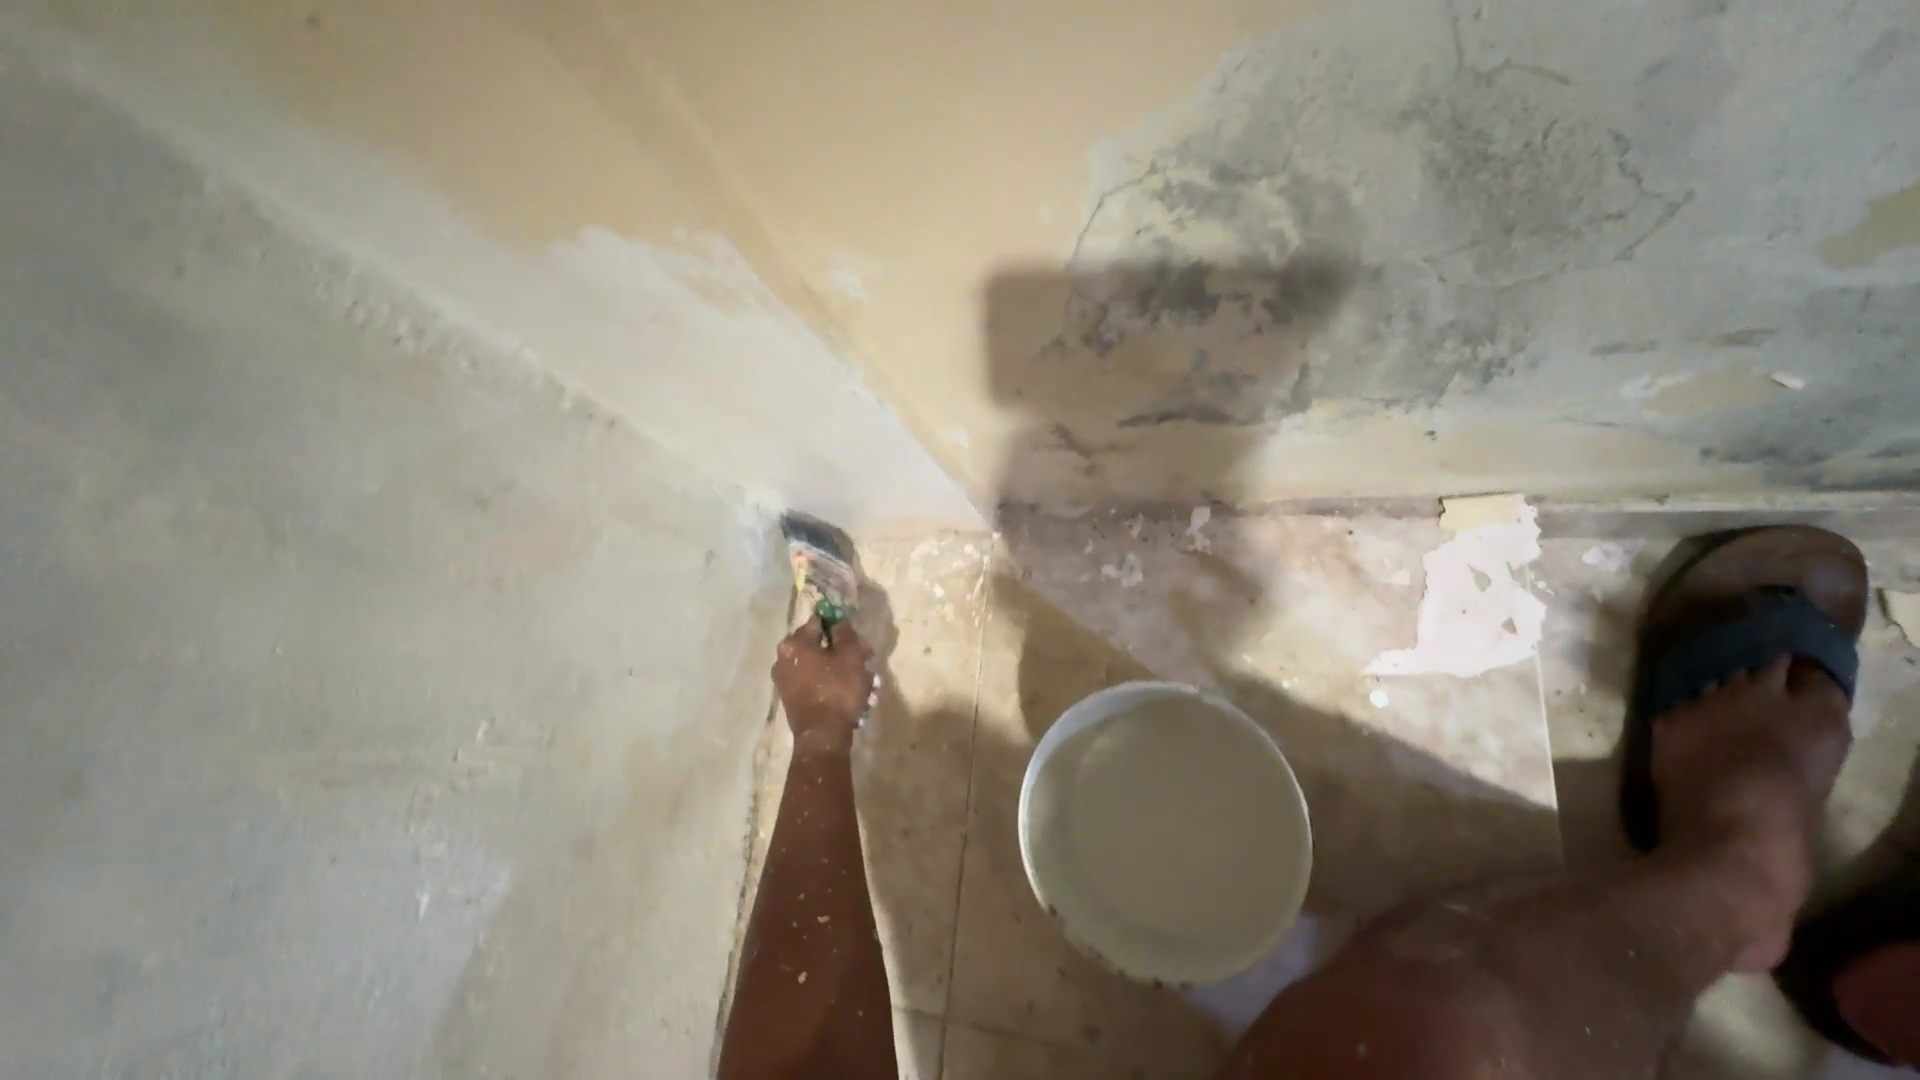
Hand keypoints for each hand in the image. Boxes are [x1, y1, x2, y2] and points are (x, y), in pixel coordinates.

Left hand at [772, 616, 877, 746]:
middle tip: (869, 661)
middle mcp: (784, 659)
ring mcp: (786, 682)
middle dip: (847, 653)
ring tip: (869, 686)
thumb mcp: (850, 656)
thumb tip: (839, 621)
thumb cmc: (837, 690)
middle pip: (821, 647)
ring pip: (822, 668)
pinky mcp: (793, 700)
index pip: (819, 622)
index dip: (841, 627)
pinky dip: (835, 687)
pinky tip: (856, 698)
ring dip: (845, 672)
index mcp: (794, 644)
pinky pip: (817, 685)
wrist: (823, 736)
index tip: (859, 638)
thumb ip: (845, 633)